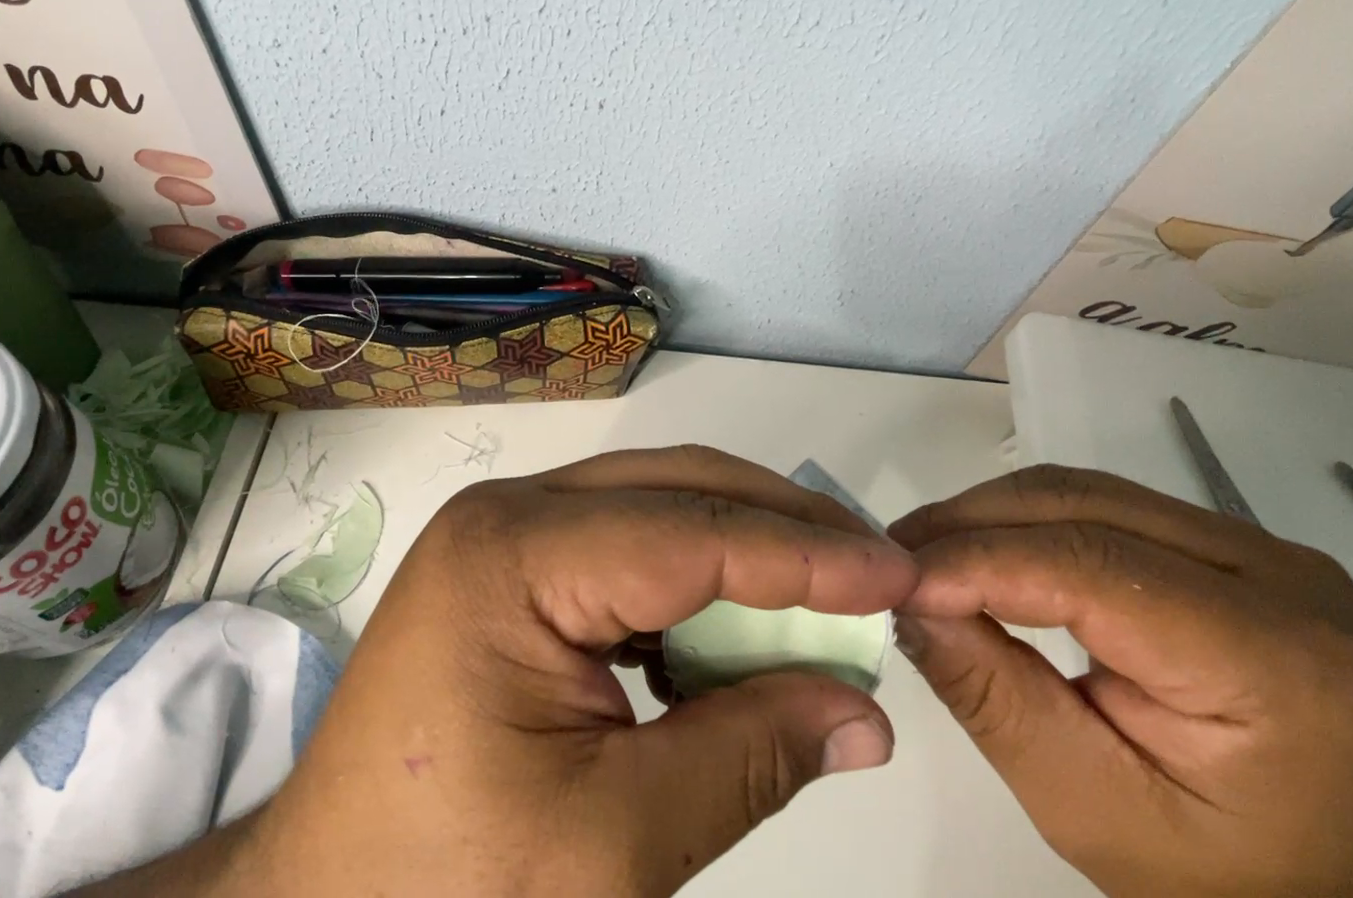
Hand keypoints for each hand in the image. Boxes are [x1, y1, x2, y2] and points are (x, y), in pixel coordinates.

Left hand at [228, 446, 914, 895]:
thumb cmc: (451, 879)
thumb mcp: (615, 836)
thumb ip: (750, 756)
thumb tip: (865, 712)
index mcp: (514, 555)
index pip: (693, 532)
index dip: (807, 553)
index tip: (902, 573)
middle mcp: (505, 518)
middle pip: (674, 493)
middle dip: (780, 530)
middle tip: (872, 574)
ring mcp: (501, 542)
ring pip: (652, 514)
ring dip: (739, 557)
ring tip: (821, 606)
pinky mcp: (506, 579)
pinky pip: (621, 556)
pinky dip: (689, 591)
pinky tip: (729, 644)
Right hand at [890, 465, 1352, 897]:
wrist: (1305, 878)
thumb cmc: (1201, 868)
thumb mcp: (1083, 804)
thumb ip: (993, 697)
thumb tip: (906, 601)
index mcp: (1277, 663)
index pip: (1096, 568)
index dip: (980, 561)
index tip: (889, 580)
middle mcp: (1286, 581)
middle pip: (1090, 508)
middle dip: (972, 525)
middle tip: (887, 561)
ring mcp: (1264, 554)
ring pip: (1090, 492)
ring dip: (992, 517)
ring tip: (922, 558)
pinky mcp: (1233, 548)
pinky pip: (1107, 508)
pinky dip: (1027, 524)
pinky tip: (981, 555)